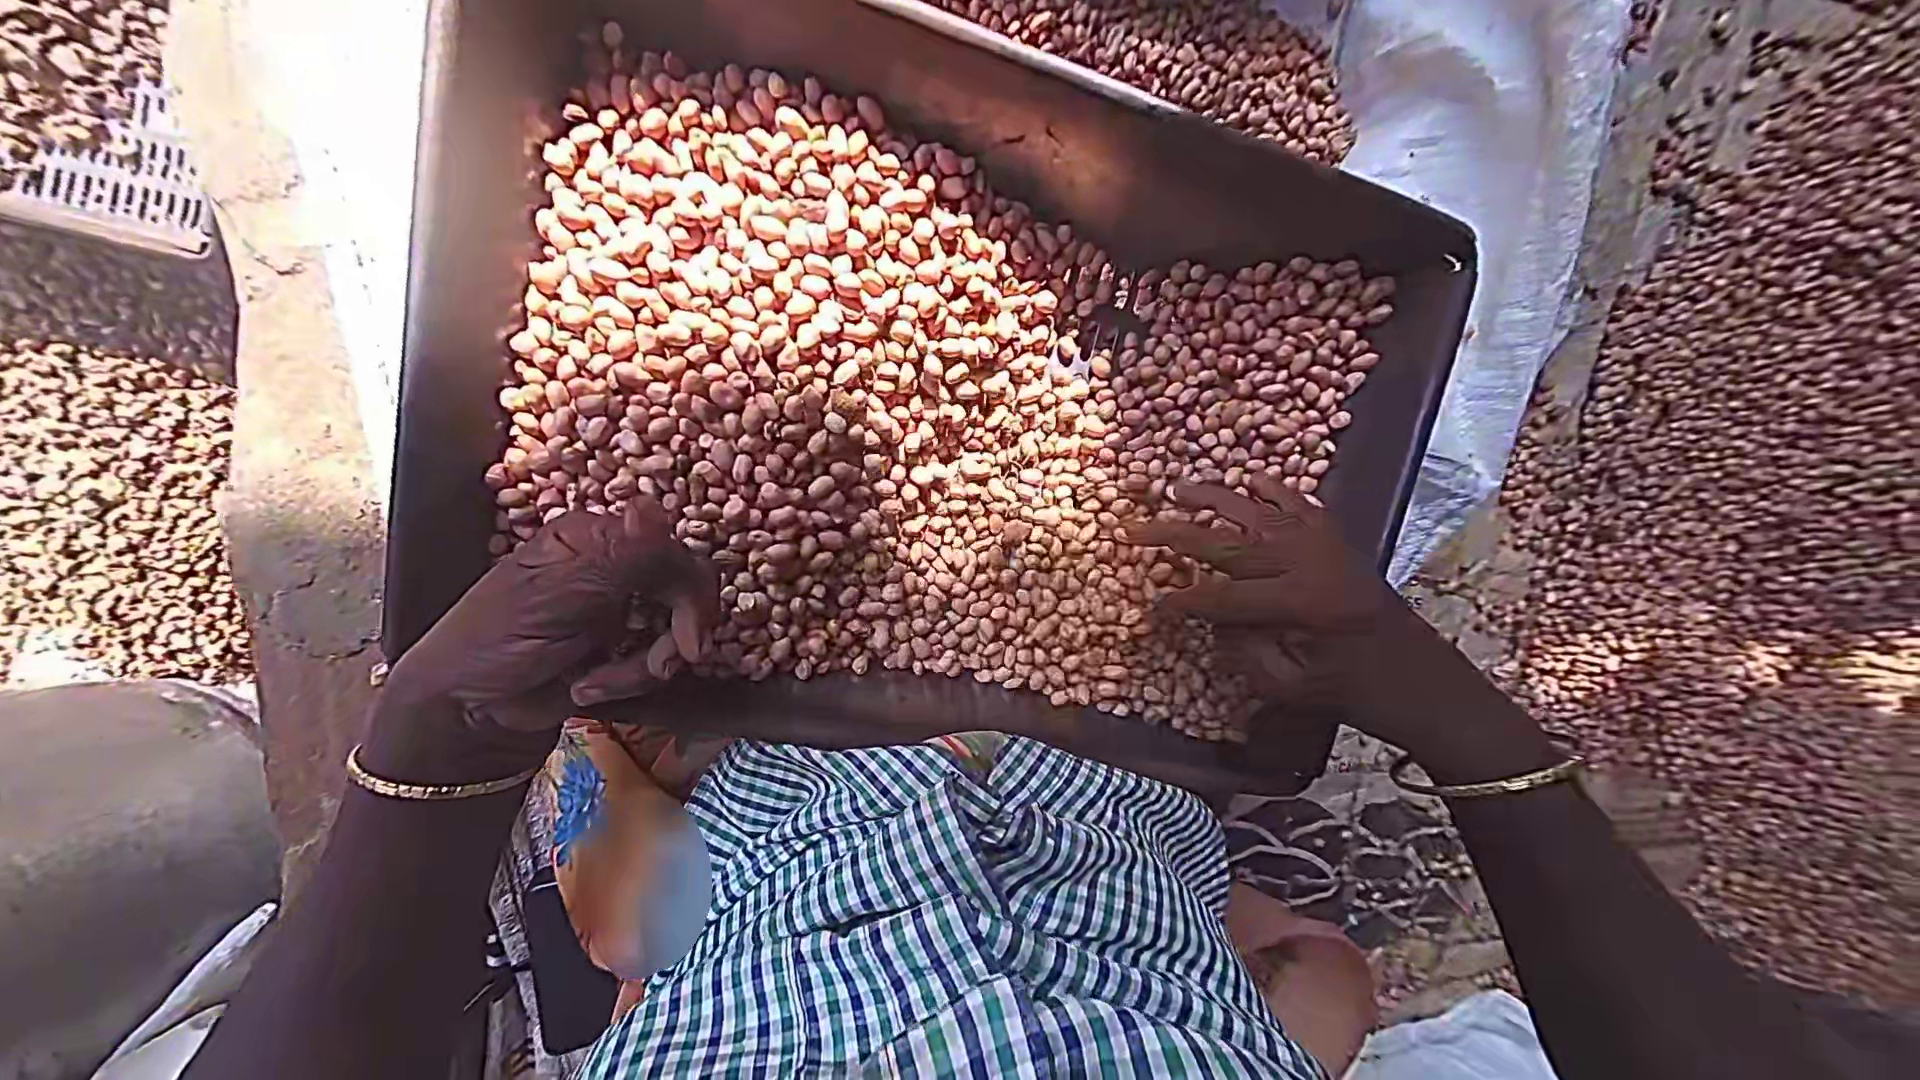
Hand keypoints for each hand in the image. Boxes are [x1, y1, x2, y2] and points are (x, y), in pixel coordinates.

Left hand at [367, 502, 718, 781]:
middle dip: (672, 637)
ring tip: (597, 683)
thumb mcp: (553, 596)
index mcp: (598, 538)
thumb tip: (651, 507)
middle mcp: (619, 563)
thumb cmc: (493, 644)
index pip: (676, 554)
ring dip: (644, 665)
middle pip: (686, 591)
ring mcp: (624, 604)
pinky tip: (589, 687)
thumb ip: (613, 554)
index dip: (692, 596)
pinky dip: (631, 679)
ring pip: (676, 629)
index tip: (690, 643)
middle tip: (659, 668)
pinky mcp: (624, 641)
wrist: (465, 713)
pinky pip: (658, 656)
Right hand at [1124, 478, 1551, 780]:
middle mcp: (1310, 564)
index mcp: (1299, 605)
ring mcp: (1327, 546)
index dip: (1180, 601)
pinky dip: (1274, 490)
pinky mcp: (1339, 542)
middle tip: (1136, 527)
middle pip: (1228, 541)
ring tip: (1178, 487)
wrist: (1423, 681)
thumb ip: (1239, 649)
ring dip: (1214, 497)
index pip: (1220, 597)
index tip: (1152, 605)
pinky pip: (1301, 505)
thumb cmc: (1351, 693)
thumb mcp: (1286, 687)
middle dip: (1175, 534)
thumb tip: (1208, 616)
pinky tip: (1250, 479)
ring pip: (1258, 511)